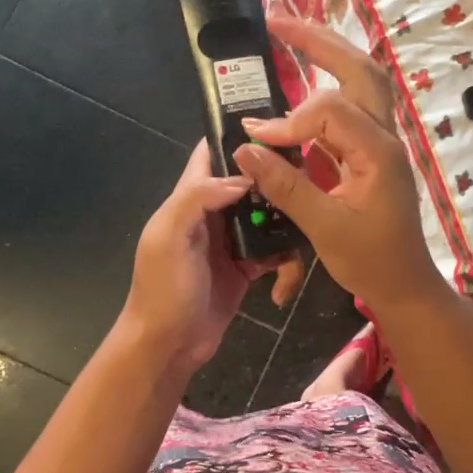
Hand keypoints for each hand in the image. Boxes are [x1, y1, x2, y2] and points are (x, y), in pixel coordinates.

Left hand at [122, 140, 283, 373]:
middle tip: (308, 182)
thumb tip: (243, 174)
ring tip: (305, 229)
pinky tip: (288, 276)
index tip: (276, 126)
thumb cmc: (164, 289)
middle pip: (249, 182)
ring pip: (266, 217)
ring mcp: (231, 242)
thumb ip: (198, 198)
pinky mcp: (247, 269)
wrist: (168, 346)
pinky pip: (273, 253)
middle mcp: (212, 214)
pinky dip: (285, 261)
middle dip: (276, 180)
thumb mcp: (170, 237)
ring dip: (286, 223)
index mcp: (188, 199)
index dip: (236, 136)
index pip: (210, 154)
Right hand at [232, 17, 439, 311]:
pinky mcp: (372, 153)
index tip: (256, 142)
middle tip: (276, 21)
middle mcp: (385, 136)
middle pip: (358, 68)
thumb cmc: (371, 261)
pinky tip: (301, 85)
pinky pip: (354, 107)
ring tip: (289, 36)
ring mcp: (382, 142)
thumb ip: (286, 187)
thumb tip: (244, 150)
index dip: (287, 122)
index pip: (328, 111)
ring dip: (328, 54)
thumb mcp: (325, 228)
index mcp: (378, 151)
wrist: (404, 284)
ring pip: (362, 81)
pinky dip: (329, 87)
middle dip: (318, 41)